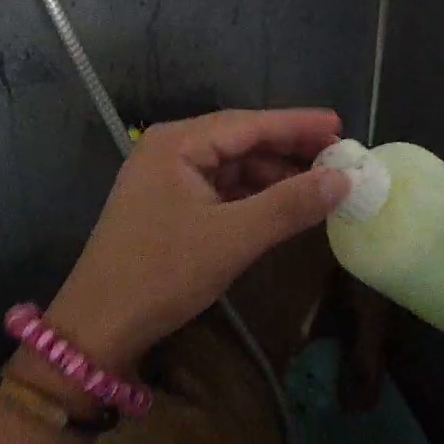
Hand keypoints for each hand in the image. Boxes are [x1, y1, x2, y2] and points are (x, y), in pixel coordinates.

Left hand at [41, 109, 351, 375]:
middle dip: (288, 148)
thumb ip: (287, 205)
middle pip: (239, 139)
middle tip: (340, 156)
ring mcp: (166, 175)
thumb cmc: (163, 271)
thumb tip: (342, 179)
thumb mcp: (232, 239)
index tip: (341, 124)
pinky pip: (218, 187)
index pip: (247, 123)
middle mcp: (169, 148)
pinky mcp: (167, 202)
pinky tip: (283, 204)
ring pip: (230, 165)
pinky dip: (251, 194)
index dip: (296, 124)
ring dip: (273, 173)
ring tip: (322, 183)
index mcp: (177, 142)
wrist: (100, 321)